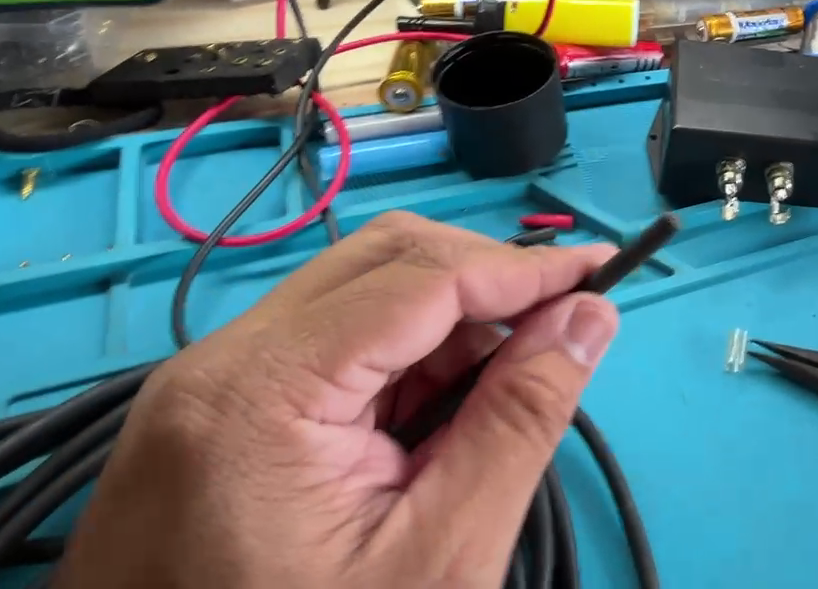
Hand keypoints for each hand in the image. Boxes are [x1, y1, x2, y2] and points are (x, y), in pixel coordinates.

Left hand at [56, 213, 620, 587]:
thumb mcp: (440, 559)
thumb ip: (521, 419)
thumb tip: (592, 314)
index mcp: (260, 392)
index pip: (423, 277)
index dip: (525, 267)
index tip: (605, 268)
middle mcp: (221, 362)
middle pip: (388, 258)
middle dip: (488, 279)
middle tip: (561, 321)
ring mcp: (212, 383)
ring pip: (367, 287)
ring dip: (453, 317)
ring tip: (500, 388)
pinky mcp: (222, 409)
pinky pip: (340, 336)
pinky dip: (410, 355)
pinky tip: (439, 417)